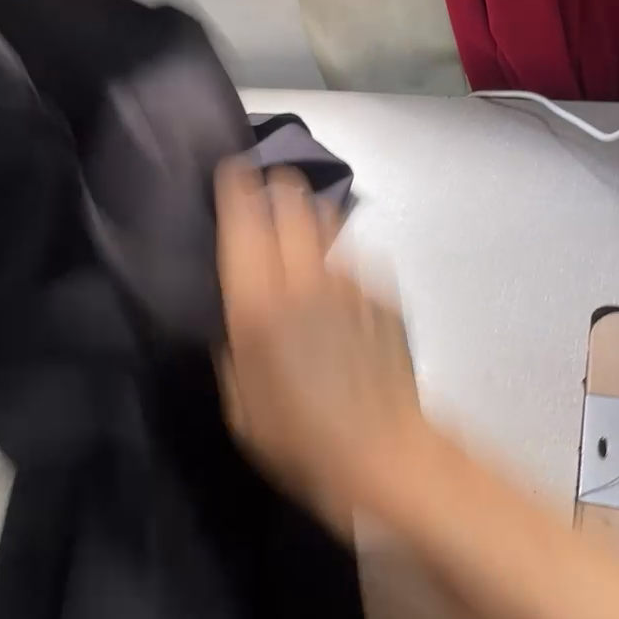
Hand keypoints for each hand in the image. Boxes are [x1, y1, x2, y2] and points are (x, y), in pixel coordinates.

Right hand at [214, 160, 424, 533]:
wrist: (384, 449)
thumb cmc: (301, 440)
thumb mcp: (243, 407)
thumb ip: (236, 352)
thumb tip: (240, 323)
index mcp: (258, 306)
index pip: (245, 225)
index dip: (237, 190)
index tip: (233, 169)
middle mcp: (304, 281)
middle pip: (292, 208)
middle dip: (280, 189)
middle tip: (273, 184)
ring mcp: (351, 282)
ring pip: (329, 226)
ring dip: (314, 216)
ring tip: (307, 219)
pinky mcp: (385, 294)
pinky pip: (357, 260)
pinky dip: (344, 258)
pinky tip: (343, 276)